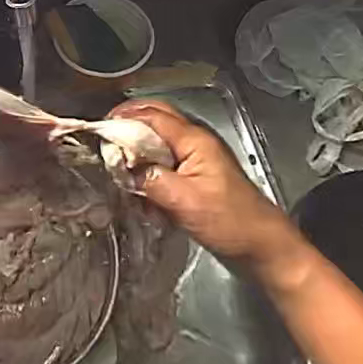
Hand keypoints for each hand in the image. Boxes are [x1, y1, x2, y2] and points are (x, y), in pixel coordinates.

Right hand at [109, 99, 308, 281]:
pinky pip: (166, 159)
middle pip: (157, 118)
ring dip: (139, 144)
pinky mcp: (197, 175)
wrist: (264, 247)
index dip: (125, 118)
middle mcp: (195, 141)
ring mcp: (197, 157)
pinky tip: (139, 183)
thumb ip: (151, 180)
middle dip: (130, 123)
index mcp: (194, 139)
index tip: (99, 128)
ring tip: (117, 158)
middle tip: (105, 137)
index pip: (153, 116)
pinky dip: (150, 164)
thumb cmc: (229, 222)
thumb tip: (122, 167)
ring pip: (160, 138)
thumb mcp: (185, 202)